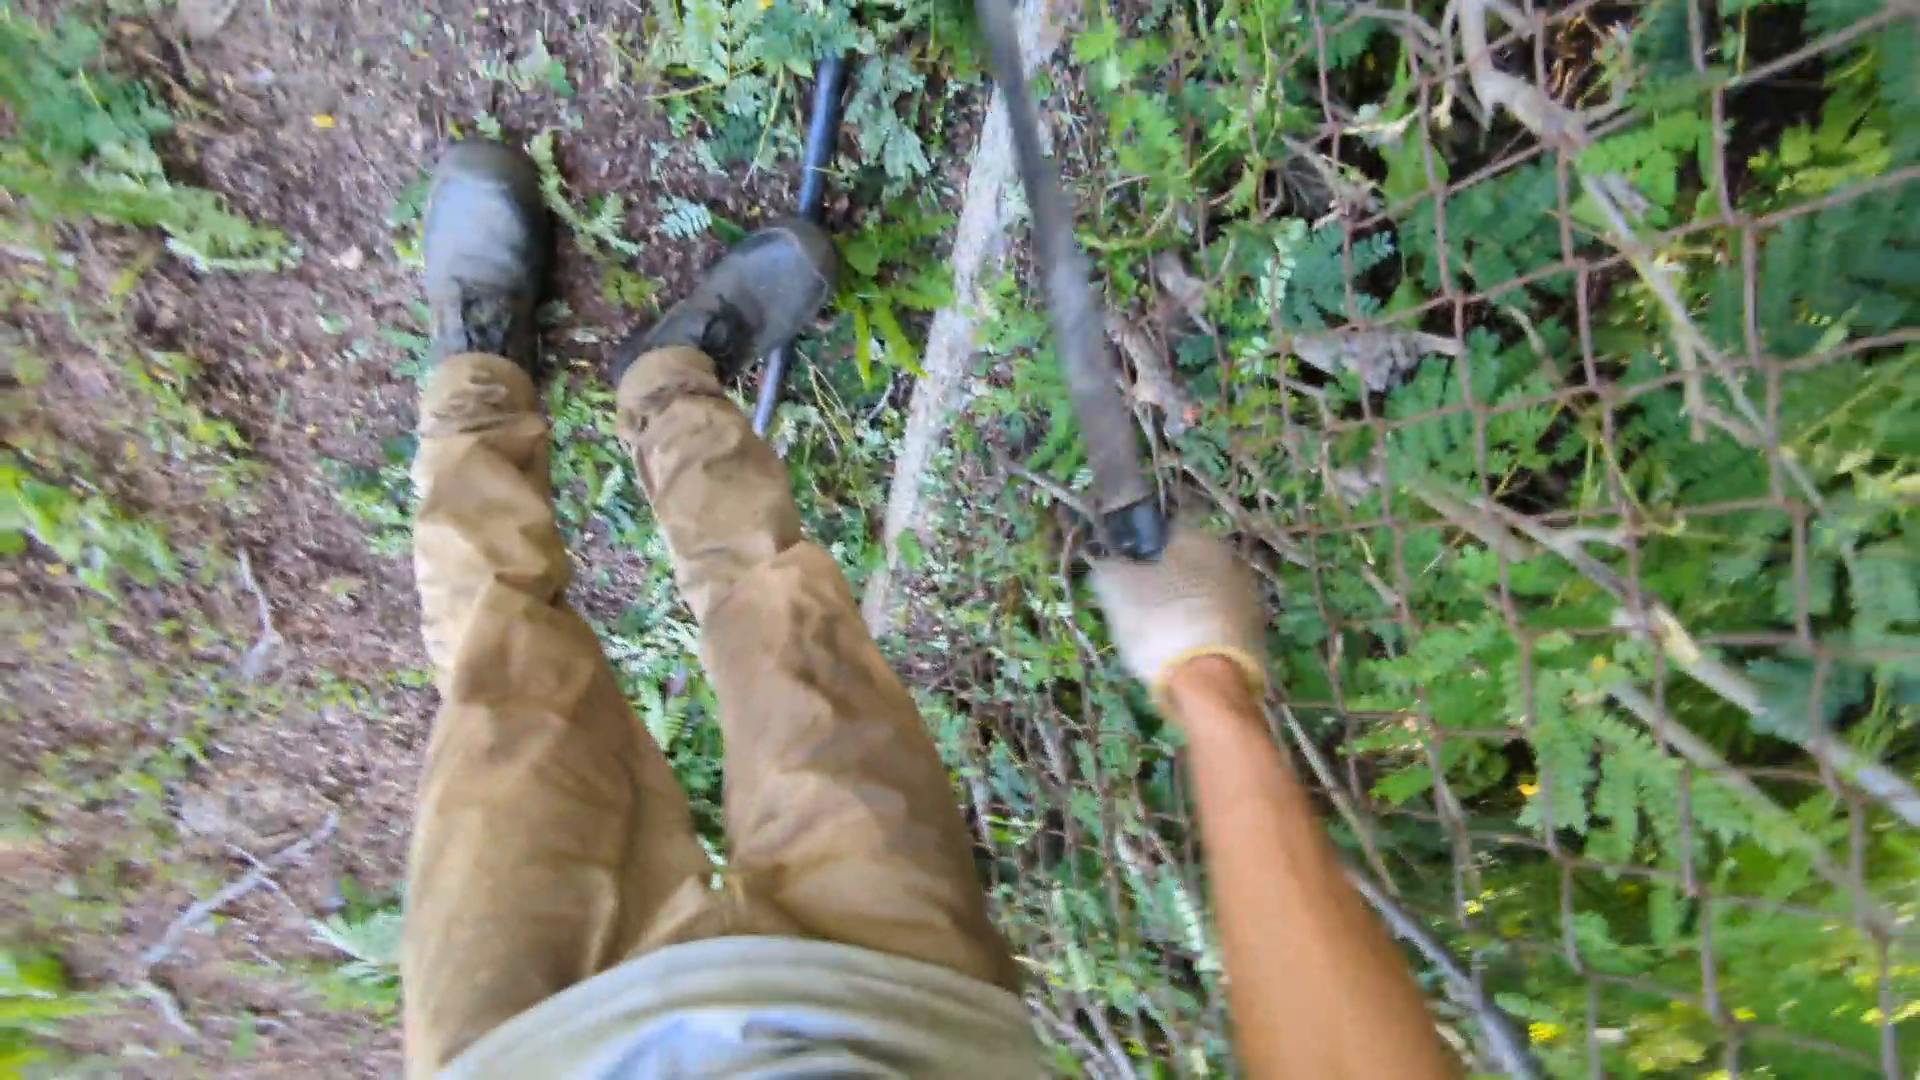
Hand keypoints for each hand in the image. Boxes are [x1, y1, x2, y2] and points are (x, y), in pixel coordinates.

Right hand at [1088, 525, 1266, 699]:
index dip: (1144, 547)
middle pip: (1189, 562)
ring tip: (1158, 630)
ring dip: (1184, 604)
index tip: (1127, 568)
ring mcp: (1246, 597)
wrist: (1208, 682)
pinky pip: (1217, 620)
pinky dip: (1200, 628)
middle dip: (1166, 577)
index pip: (1167, 531)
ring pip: (1203, 592)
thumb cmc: (1160, 625)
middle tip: (1140, 601)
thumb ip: (1111, 570)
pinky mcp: (1254, 631)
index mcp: (1198, 541)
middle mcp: (1229, 560)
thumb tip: (1110, 563)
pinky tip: (1182, 647)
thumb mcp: (1119, 592)